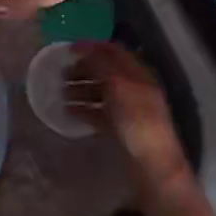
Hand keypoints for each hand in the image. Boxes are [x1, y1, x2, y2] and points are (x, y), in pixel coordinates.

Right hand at [67, 43, 186, 184]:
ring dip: (81, 89)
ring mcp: (127, 110)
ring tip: (61, 93)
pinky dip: (84, 110)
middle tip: (62, 74)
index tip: (69, 49)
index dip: (92, 47)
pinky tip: (69, 112)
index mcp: (138, 74)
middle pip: (105, 71)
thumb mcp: (119, 86)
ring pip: (101, 92)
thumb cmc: (138, 122)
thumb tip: (86, 48)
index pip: (113, 51)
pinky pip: (99, 113)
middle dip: (83, 70)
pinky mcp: (120, 130)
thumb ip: (102, 65)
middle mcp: (133, 88)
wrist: (154, 169)